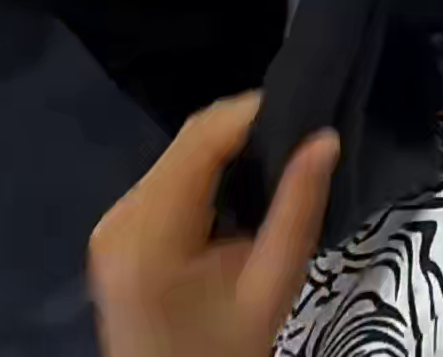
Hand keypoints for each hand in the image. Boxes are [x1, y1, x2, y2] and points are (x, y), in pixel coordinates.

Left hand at [88, 92, 339, 356]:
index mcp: (151, 230)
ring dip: (230, 142)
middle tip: (296, 138)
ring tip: (275, 156)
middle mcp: (122, 215)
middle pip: (192, 137)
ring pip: (184, 146)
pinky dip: (211, 161)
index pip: (204, 135)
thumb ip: (299, 207)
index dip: (253, 111)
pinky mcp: (121, 227)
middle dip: (246, 126)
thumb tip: (326, 137)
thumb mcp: (273, 284)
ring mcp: (116, 220)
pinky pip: (173, 167)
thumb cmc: (225, 348)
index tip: (303, 110)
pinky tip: (241, 179)